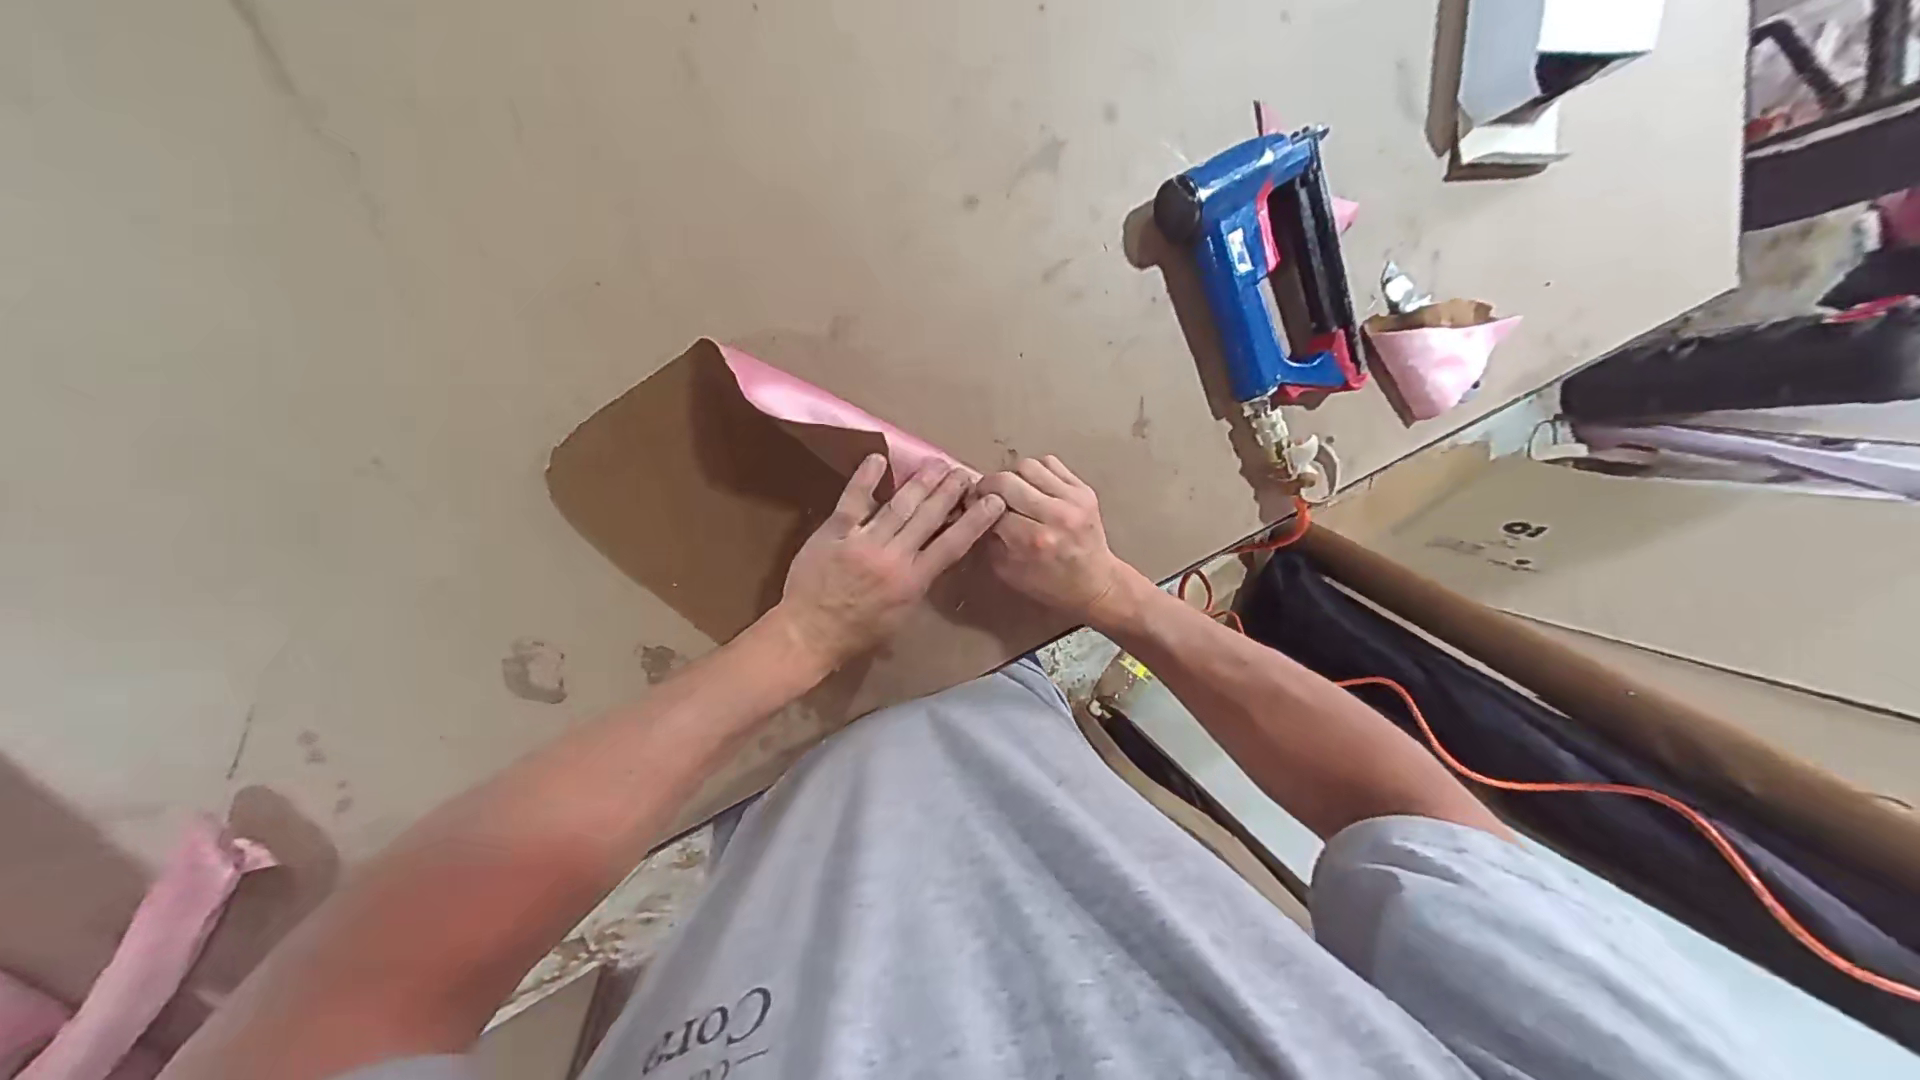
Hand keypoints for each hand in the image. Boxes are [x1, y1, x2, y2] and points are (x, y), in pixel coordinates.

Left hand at [772, 453, 1005, 672]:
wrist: (810, 633)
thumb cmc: (858, 632)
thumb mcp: (901, 616)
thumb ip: (918, 584)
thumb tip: (932, 556)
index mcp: (913, 581)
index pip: (953, 544)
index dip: (975, 520)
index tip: (993, 501)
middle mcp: (893, 557)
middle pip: (928, 517)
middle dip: (950, 491)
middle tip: (964, 472)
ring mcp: (863, 541)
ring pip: (899, 505)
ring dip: (921, 482)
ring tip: (937, 463)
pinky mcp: (834, 531)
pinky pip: (853, 500)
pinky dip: (866, 478)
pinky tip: (878, 459)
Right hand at [976, 455, 1137, 624]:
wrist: (1095, 583)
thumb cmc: (1048, 583)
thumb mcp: (1007, 571)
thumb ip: (989, 539)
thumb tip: (976, 509)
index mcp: (1033, 541)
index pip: (993, 508)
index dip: (979, 505)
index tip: (974, 507)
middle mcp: (1055, 516)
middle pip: (1006, 481)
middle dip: (989, 486)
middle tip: (987, 494)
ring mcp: (1073, 500)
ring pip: (1027, 466)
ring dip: (1013, 476)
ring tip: (1012, 490)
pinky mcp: (1084, 490)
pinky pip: (1050, 463)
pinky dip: (1036, 471)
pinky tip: (1034, 487)